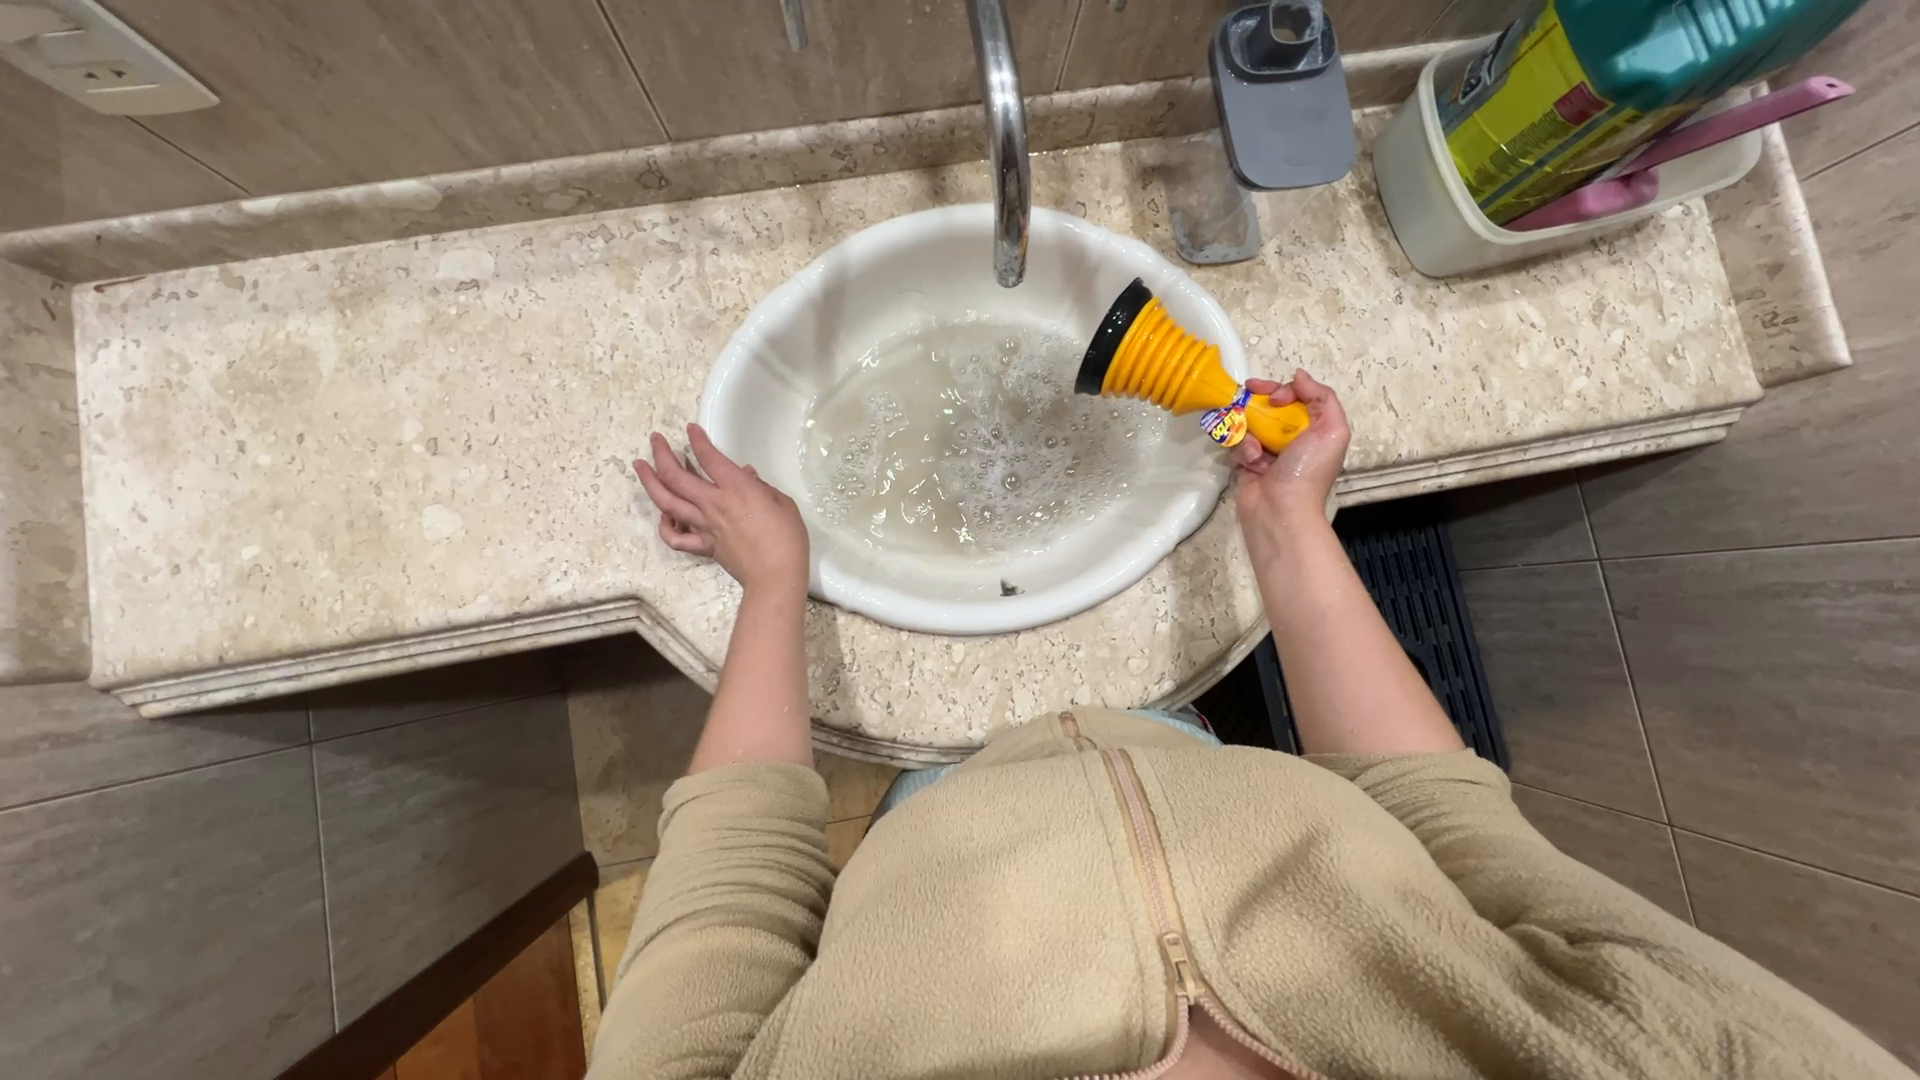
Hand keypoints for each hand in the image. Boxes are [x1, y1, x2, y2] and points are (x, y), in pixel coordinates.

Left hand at [633, 423, 809, 597]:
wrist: (775, 576)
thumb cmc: (787, 538)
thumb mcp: (782, 503)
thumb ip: (761, 487)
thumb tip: (746, 477)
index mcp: (736, 489)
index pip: (710, 457)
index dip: (698, 440)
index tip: (690, 429)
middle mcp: (713, 503)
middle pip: (677, 475)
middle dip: (662, 453)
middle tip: (655, 440)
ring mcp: (704, 526)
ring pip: (667, 501)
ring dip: (650, 481)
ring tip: (641, 466)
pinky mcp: (703, 546)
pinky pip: (675, 537)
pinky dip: (665, 526)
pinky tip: (665, 515)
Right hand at [1230, 369, 1349, 520]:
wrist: (1280, 509)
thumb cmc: (1308, 470)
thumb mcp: (1332, 430)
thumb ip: (1322, 397)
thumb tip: (1299, 375)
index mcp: (1314, 428)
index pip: (1296, 396)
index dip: (1283, 390)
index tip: (1275, 397)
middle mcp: (1291, 437)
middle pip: (1270, 405)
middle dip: (1258, 399)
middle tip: (1246, 393)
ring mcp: (1267, 449)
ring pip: (1250, 423)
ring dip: (1249, 430)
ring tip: (1255, 449)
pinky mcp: (1246, 462)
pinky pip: (1238, 444)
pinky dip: (1242, 450)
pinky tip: (1250, 463)